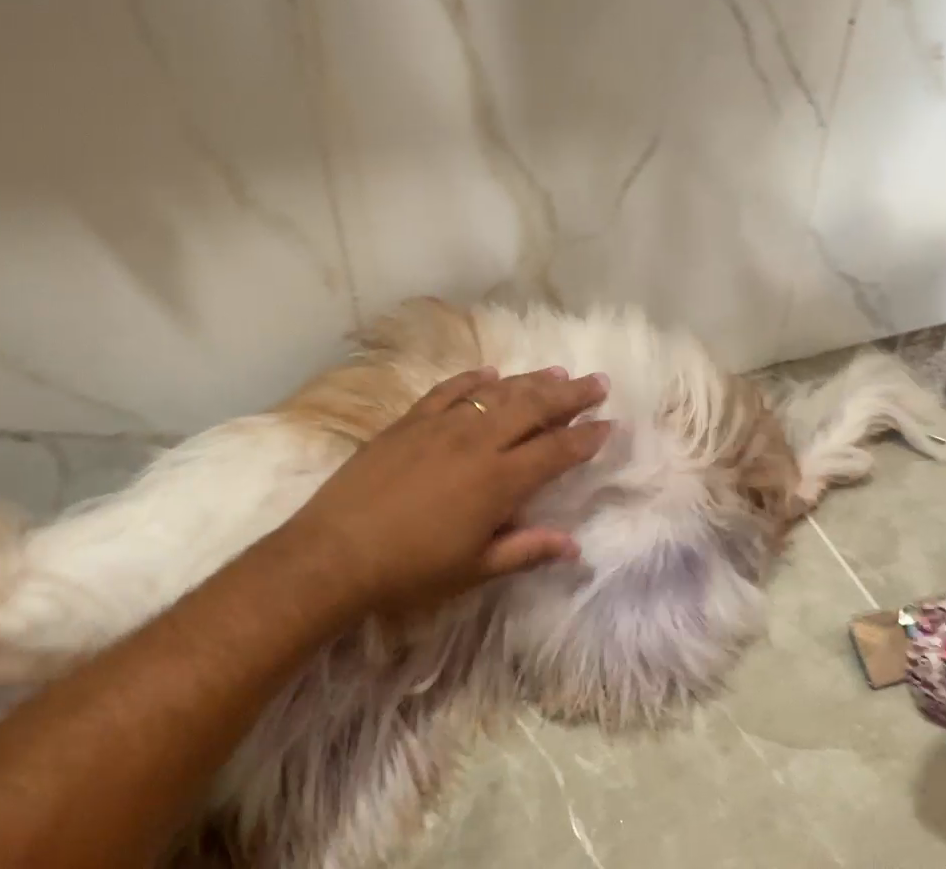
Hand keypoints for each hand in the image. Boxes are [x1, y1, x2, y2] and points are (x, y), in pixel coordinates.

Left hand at [283, 367, 611, 613]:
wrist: (336, 552)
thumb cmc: (411, 570)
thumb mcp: (474, 570)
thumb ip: (526, 550)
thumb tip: (574, 546)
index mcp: (500, 481)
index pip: (556, 451)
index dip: (587, 438)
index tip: (609, 425)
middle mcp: (477, 442)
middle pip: (534, 409)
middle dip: (570, 396)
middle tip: (598, 383)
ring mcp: (441, 425)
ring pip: (497, 393)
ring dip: (531, 382)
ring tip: (557, 373)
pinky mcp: (409, 421)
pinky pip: (449, 390)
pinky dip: (473, 379)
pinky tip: (489, 374)